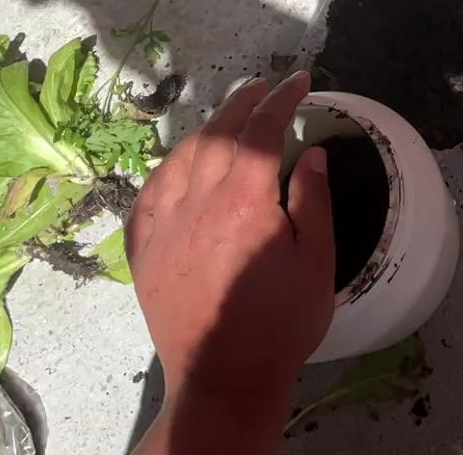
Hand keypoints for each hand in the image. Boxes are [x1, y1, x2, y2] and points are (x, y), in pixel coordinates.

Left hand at [126, 72, 333, 417]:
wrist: (225, 381)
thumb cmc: (281, 322)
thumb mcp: (317, 260)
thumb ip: (314, 199)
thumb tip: (312, 153)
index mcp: (245, 202)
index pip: (261, 131)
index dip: (282, 100)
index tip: (300, 82)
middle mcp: (199, 203)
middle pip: (218, 133)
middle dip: (243, 102)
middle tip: (265, 86)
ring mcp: (165, 227)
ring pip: (182, 157)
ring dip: (208, 127)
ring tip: (229, 116)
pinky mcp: (145, 251)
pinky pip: (150, 193)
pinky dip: (170, 167)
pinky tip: (182, 164)